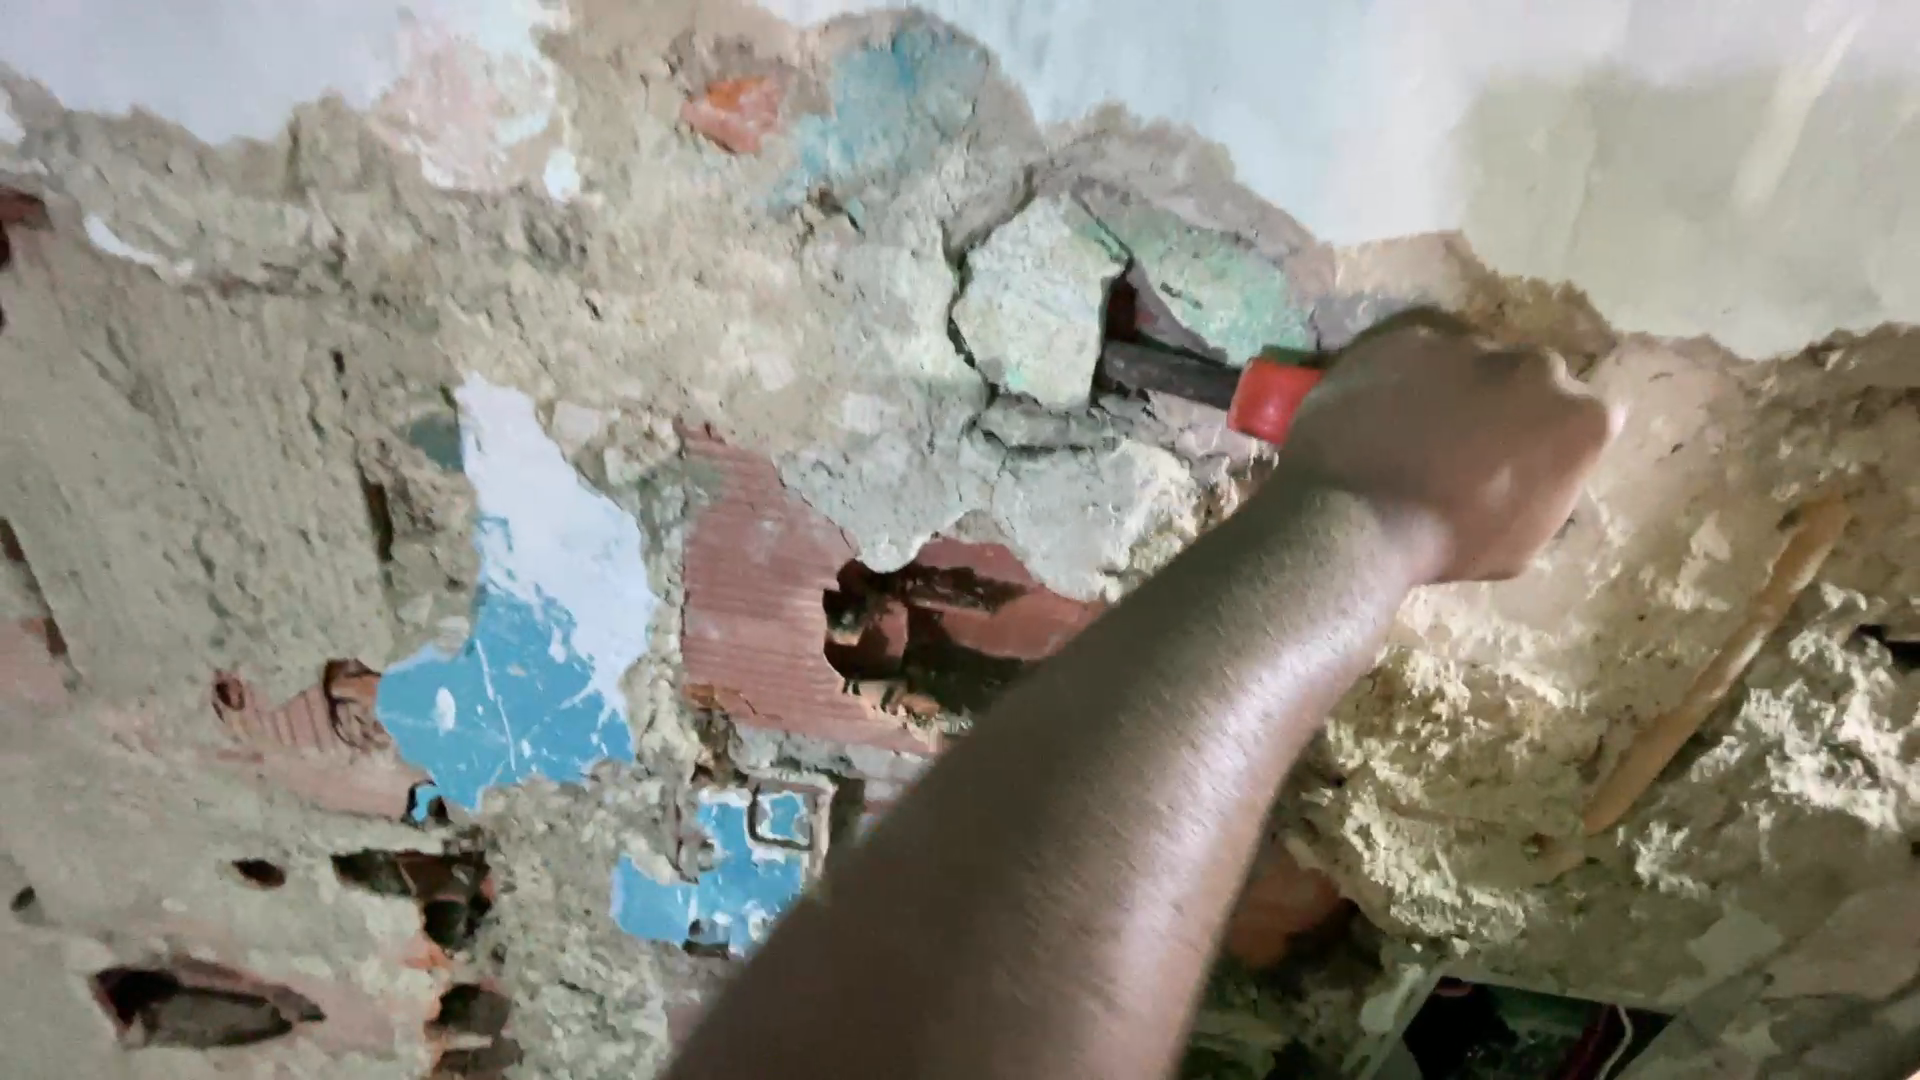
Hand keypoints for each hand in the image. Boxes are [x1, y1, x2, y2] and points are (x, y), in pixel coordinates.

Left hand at [1274, 312, 1620, 583]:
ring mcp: (1466, 345)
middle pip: (1523, 375)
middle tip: (1450, 436)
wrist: (1353, 519)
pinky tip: (1371, 400)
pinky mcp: (1401, 337)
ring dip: (1443, 380)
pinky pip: (1405, 346)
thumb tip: (1534, 470)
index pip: (1575, 414)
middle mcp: (1535, 367)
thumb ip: (1545, 485)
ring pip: (1463, 356)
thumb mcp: (1522, 537)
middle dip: (1495, 400)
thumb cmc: (1441, 546)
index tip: (1505, 452)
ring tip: (1401, 419)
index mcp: (1581, 418)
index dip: (1536, 433)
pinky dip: (1393, 368)